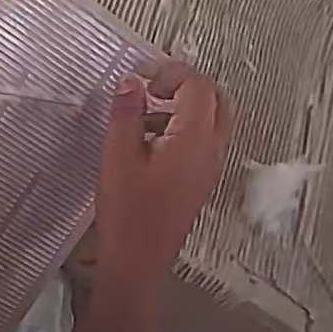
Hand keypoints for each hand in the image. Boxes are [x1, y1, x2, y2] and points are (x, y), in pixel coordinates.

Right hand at [95, 58, 230, 281]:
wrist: (138, 259)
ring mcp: (208, 167)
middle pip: (214, 98)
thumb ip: (125, 116)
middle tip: (149, 88)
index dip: (169, 72)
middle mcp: (212, 150)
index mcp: (195, 139)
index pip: (196, 86)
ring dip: (181, 107)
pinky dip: (180, 129)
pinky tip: (146, 144)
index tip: (141, 76)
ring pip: (210, 120)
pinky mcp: (198, 180)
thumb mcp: (117, 159)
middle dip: (183, 85)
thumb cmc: (128, 215)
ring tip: (141, 116)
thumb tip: (129, 85)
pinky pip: (201, 141)